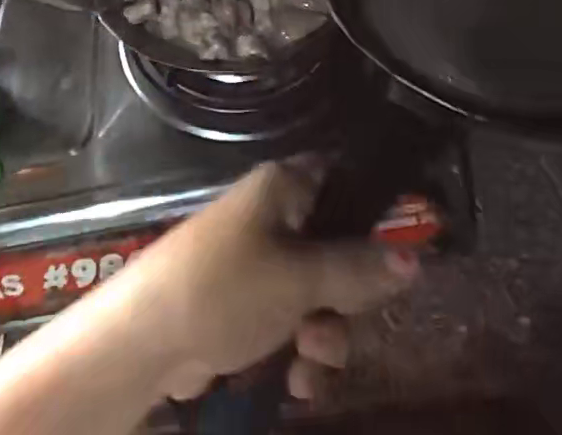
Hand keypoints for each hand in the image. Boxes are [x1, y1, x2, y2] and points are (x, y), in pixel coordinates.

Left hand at [117, 160, 420, 401]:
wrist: (148, 340)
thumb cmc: (226, 289)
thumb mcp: (300, 279)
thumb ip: (357, 269)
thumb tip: (413, 257)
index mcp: (283, 189)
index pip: (340, 177)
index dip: (370, 208)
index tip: (393, 250)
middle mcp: (274, 218)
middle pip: (338, 249)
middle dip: (346, 300)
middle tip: (339, 323)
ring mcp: (260, 263)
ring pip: (320, 294)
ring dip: (325, 338)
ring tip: (308, 365)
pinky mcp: (248, 305)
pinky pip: (293, 323)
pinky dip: (300, 354)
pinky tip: (295, 384)